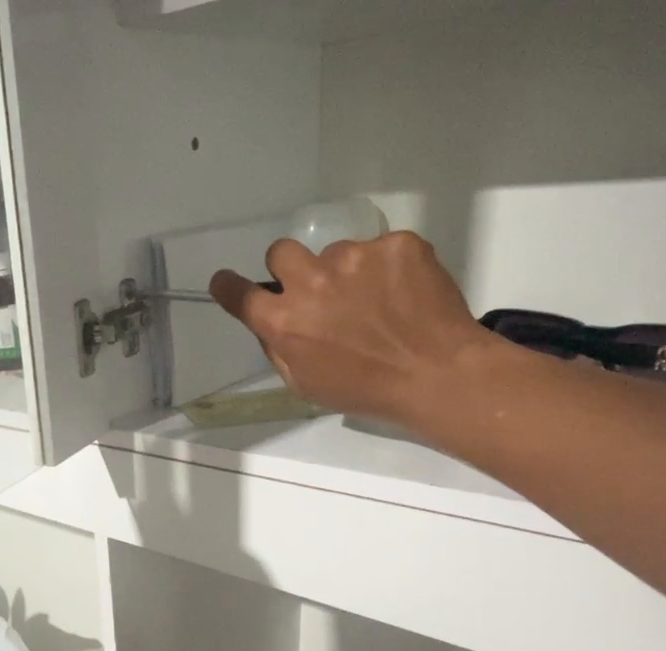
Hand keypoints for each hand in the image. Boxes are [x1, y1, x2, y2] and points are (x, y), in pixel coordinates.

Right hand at [209, 231, 503, 422]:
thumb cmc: (366, 391)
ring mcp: (356, 257)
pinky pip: (380, 250)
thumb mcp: (306, 384)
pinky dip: (388, 270)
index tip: (227, 282)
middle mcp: (313, 282)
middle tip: (315, 290)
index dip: (229, 286)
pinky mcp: (396, 245)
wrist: (439, 374)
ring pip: (336, 253)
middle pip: (280, 251)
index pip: (241, 294)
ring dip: (346, 273)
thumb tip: (271, 322)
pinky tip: (404, 296)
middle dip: (291, 268)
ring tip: (376, 304)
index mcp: (285, 322)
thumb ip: (279, 348)